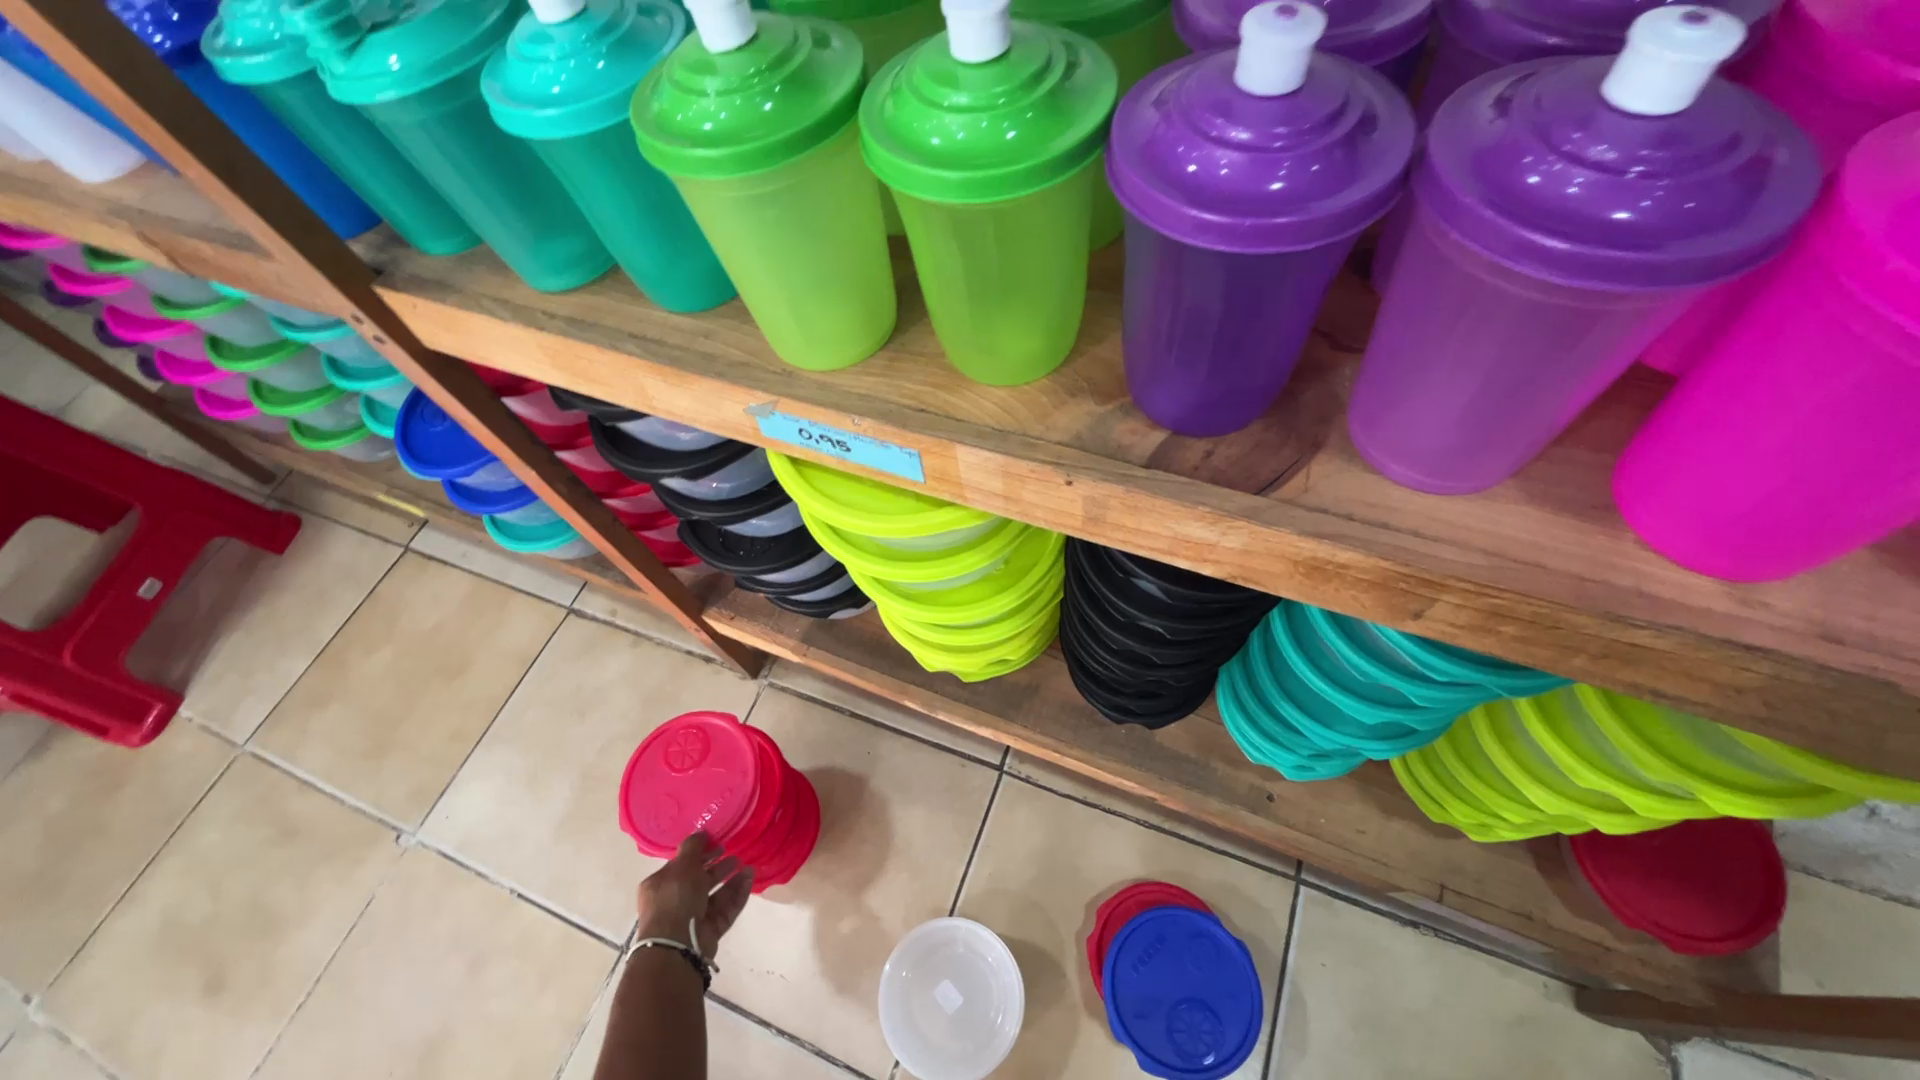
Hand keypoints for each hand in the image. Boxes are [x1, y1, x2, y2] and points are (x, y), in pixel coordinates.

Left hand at [636, 831, 752, 958]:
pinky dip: (738, 894)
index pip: (681, 866)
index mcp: (660, 885)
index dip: (698, 853)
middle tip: (733, 853)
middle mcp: (675, 901)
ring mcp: (693, 917)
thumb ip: (692, 847)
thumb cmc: (674, 899)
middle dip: (717, 866)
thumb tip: (701, 833)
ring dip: (731, 879)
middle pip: (700, 880)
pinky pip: (726, 908)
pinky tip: (749, 879)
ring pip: (716, 895)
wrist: (677, 944)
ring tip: (747, 864)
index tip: (716, 842)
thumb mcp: (682, 866)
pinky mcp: (710, 930)